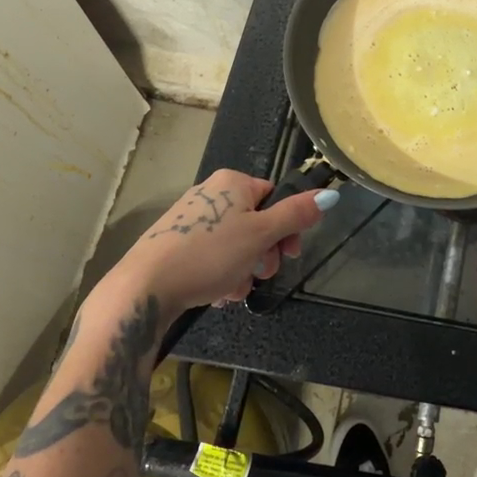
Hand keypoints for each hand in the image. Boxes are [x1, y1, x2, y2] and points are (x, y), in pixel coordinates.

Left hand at [92, 169, 333, 313]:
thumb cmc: (209, 254)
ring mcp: (190, 220)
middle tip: (261, 275)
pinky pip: (212, 256)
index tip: (289, 255)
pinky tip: (216, 294)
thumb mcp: (261, 234)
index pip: (274, 196)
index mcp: (232, 183)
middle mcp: (210, 194)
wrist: (145, 287)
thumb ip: (296, 214)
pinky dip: (220, 274)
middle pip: (256, 222)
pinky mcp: (174, 244)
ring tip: (233, 290)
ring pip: (235, 245)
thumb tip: (331, 193)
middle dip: (264, 254)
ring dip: (243, 270)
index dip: (287, 227)